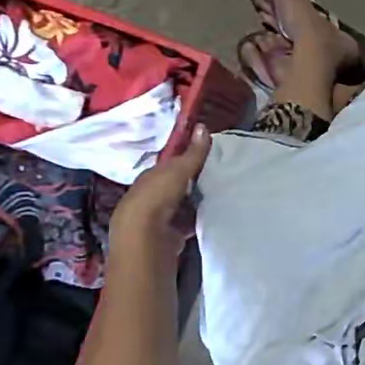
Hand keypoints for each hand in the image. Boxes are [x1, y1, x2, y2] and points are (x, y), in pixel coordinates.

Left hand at [111, 123, 212, 256]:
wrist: (145, 238)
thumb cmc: (157, 197)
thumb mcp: (178, 170)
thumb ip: (193, 153)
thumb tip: (202, 125)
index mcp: (148, 177)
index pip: (169, 166)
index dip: (187, 161)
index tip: (209, 158)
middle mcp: (150, 196)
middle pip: (176, 186)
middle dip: (192, 183)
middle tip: (218, 178)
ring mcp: (158, 218)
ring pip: (181, 205)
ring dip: (195, 203)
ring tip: (219, 197)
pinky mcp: (168, 236)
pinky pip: (187, 224)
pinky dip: (197, 220)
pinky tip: (212, 217)